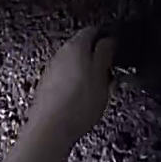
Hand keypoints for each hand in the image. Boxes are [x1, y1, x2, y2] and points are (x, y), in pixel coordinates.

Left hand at [23, 27, 115, 152]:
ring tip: (97, 90)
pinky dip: (74, 84)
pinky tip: (81, 100)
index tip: (115, 48)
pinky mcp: (46, 87)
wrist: (50, 130)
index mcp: (75, 46)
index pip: (92, 31)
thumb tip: (109, 41)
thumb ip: (106, 54)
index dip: (106, 37)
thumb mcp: (102, 76)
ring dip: (85, 71)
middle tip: (110, 72)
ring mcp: (51, 70)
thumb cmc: (77, 105)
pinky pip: (64, 78)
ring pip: (73, 63)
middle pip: (81, 47)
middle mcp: (60, 54)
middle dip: (96, 56)